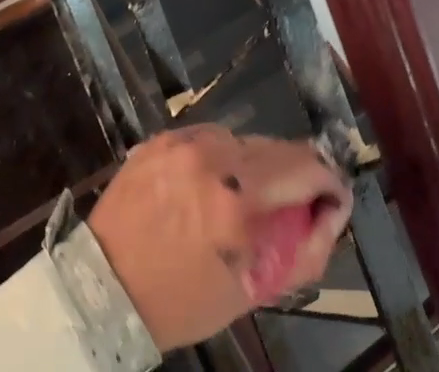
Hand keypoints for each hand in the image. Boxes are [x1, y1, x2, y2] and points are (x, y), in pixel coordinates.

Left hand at [86, 124, 354, 350]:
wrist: (105, 286)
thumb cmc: (184, 300)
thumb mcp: (254, 290)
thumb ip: (305, 250)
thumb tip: (333, 211)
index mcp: (236, 199)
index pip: (305, 168)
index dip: (329, 181)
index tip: (333, 197)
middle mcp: (210, 158)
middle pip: (277, 147)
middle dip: (295, 172)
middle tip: (295, 201)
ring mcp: (180, 144)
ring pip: (242, 139)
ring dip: (256, 163)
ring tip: (248, 195)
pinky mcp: (159, 139)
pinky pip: (207, 138)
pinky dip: (221, 157)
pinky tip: (214, 183)